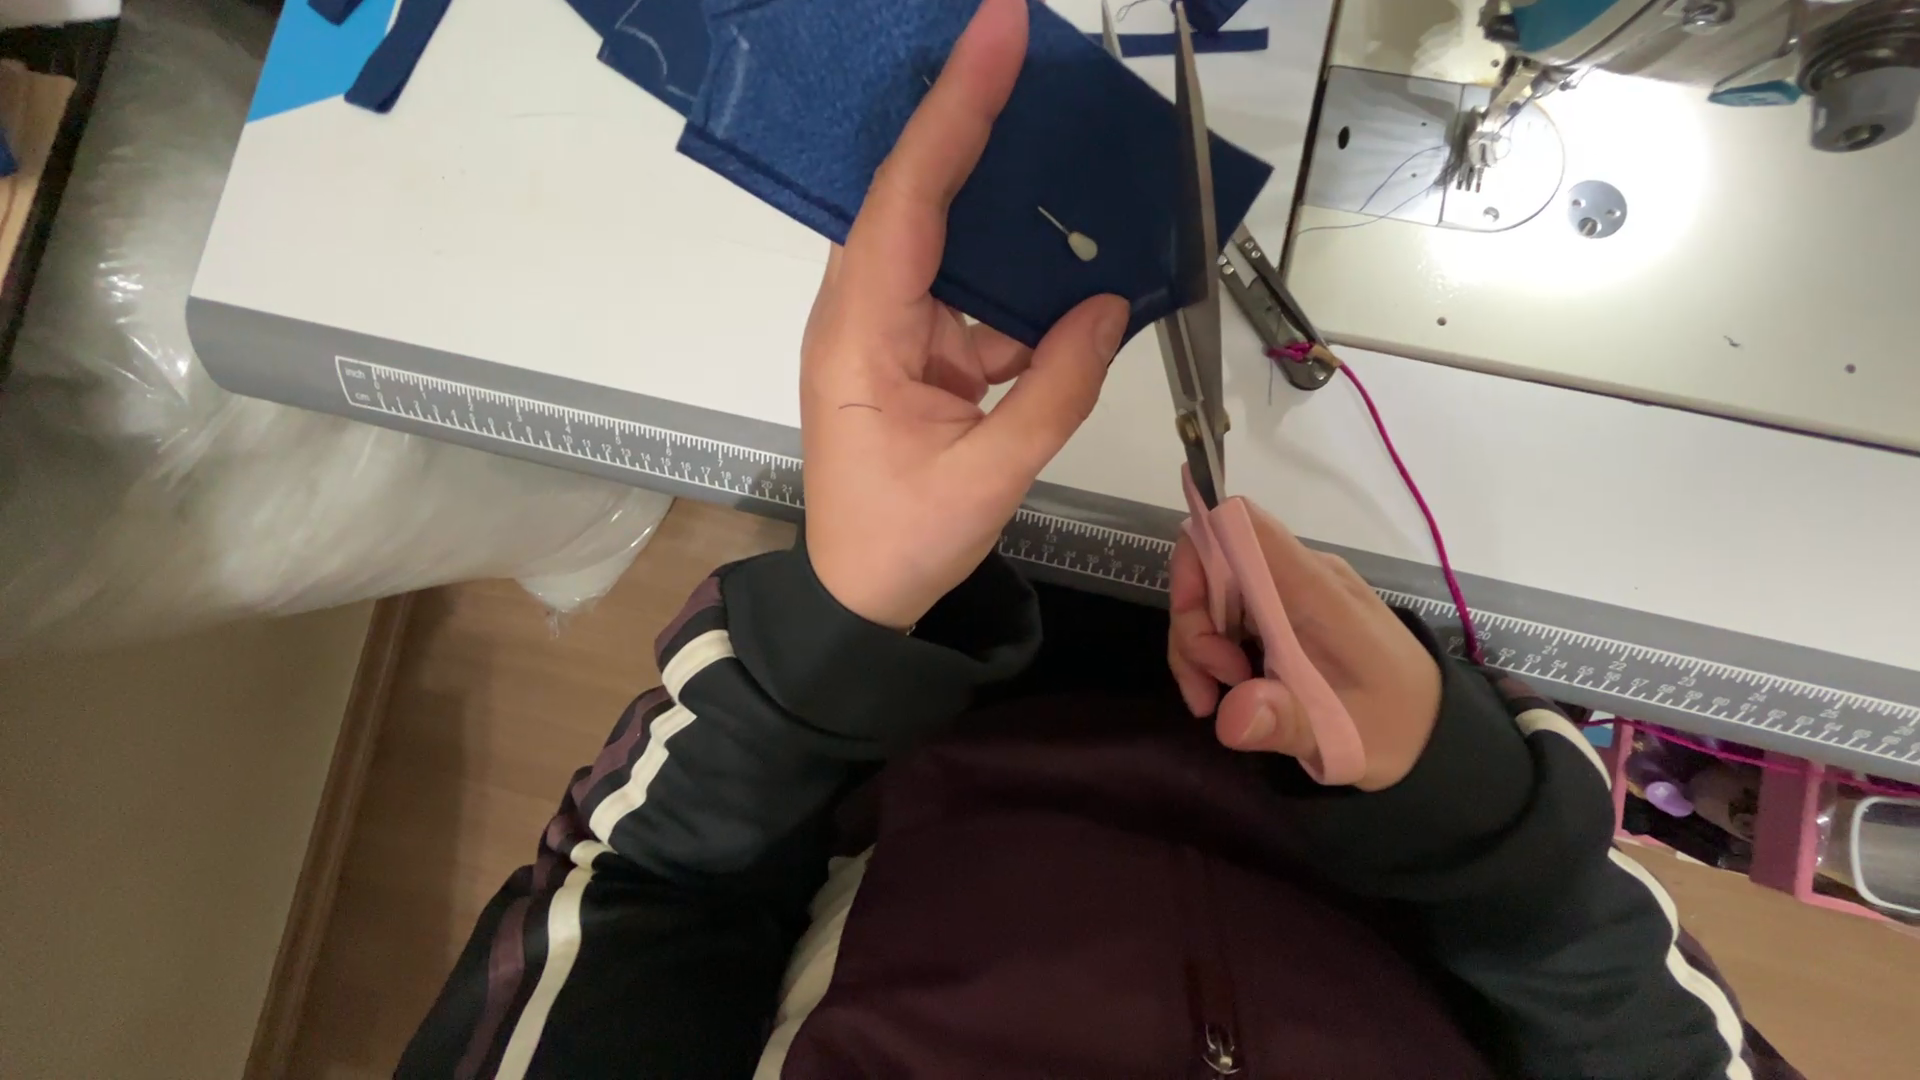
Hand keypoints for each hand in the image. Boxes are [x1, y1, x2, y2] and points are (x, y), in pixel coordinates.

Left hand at [801, 0, 1130, 630]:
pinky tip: (1063, 266)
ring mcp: (883, 336)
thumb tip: (1111, 306)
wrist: (859, 597)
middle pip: (913, 202)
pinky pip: (962, 301)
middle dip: (967, 129)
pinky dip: (1011, 285)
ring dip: (994, 204)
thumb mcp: (991, 474)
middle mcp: (861, 317)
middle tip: (1026, 58)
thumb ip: (1058, 389)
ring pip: (940, 247)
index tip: (996, 31)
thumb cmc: (906, 543)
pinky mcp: (908, 360)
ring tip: (1057, 145)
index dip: (954, 113)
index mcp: (861, 335)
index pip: (907, 201)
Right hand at [1168, 502, 1442, 789]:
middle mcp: (1297, 576)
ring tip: (1215, 698)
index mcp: (1315, 590)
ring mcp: (1287, 591)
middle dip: (1192, 625)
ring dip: (1196, 644)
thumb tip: (1230, 717)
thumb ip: (1286, 724)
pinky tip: (1226, 690)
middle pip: (1211, 566)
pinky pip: (1226, 612)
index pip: (1243, 526)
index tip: (1191, 616)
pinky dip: (1210, 649)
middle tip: (1212, 687)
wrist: (1432, 728)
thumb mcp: (1343, 740)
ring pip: (1210, 593)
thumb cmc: (1394, 726)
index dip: (1199, 552)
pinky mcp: (1281, 608)